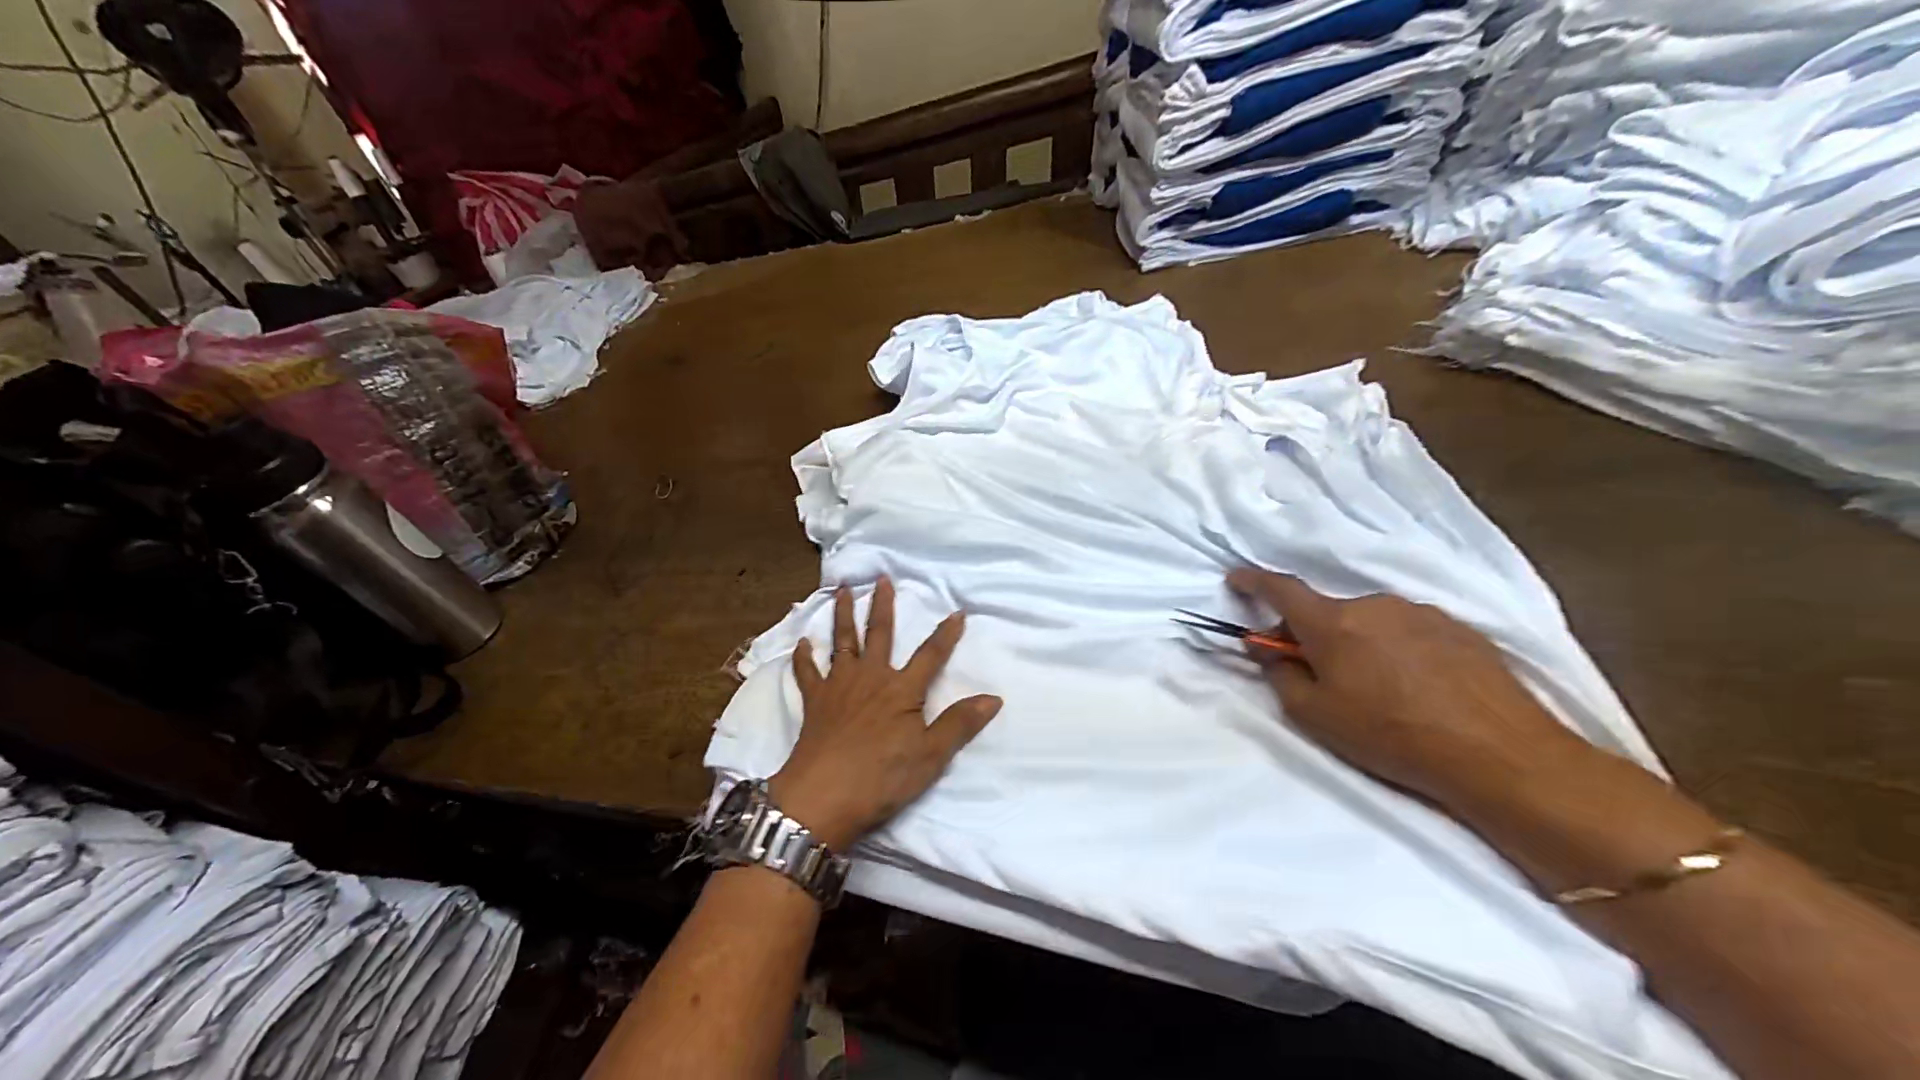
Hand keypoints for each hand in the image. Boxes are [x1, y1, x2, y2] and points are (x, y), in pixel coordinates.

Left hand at [769, 578, 1002, 849]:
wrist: (822, 797)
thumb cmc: (881, 778)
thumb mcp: (930, 756)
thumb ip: (960, 724)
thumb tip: (993, 698)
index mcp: (902, 690)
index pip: (931, 656)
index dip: (946, 635)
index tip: (957, 612)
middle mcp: (871, 678)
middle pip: (880, 635)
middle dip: (883, 606)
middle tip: (882, 578)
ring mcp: (839, 687)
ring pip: (843, 642)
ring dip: (844, 615)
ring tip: (843, 591)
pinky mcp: (815, 702)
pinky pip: (808, 673)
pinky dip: (804, 657)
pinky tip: (802, 643)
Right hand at [1227, 568, 1593, 810]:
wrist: (1501, 755)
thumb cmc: (1392, 736)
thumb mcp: (1317, 717)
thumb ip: (1282, 677)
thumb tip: (1273, 652)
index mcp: (1332, 623)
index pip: (1281, 589)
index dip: (1253, 581)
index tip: (1236, 579)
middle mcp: (1374, 605)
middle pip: (1328, 611)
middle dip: (1313, 634)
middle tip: (1317, 671)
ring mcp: (1422, 612)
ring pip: (1371, 621)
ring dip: (1359, 642)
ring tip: (1377, 687)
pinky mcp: (1461, 629)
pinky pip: (1410, 631)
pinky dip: (1399, 649)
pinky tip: (1416, 686)